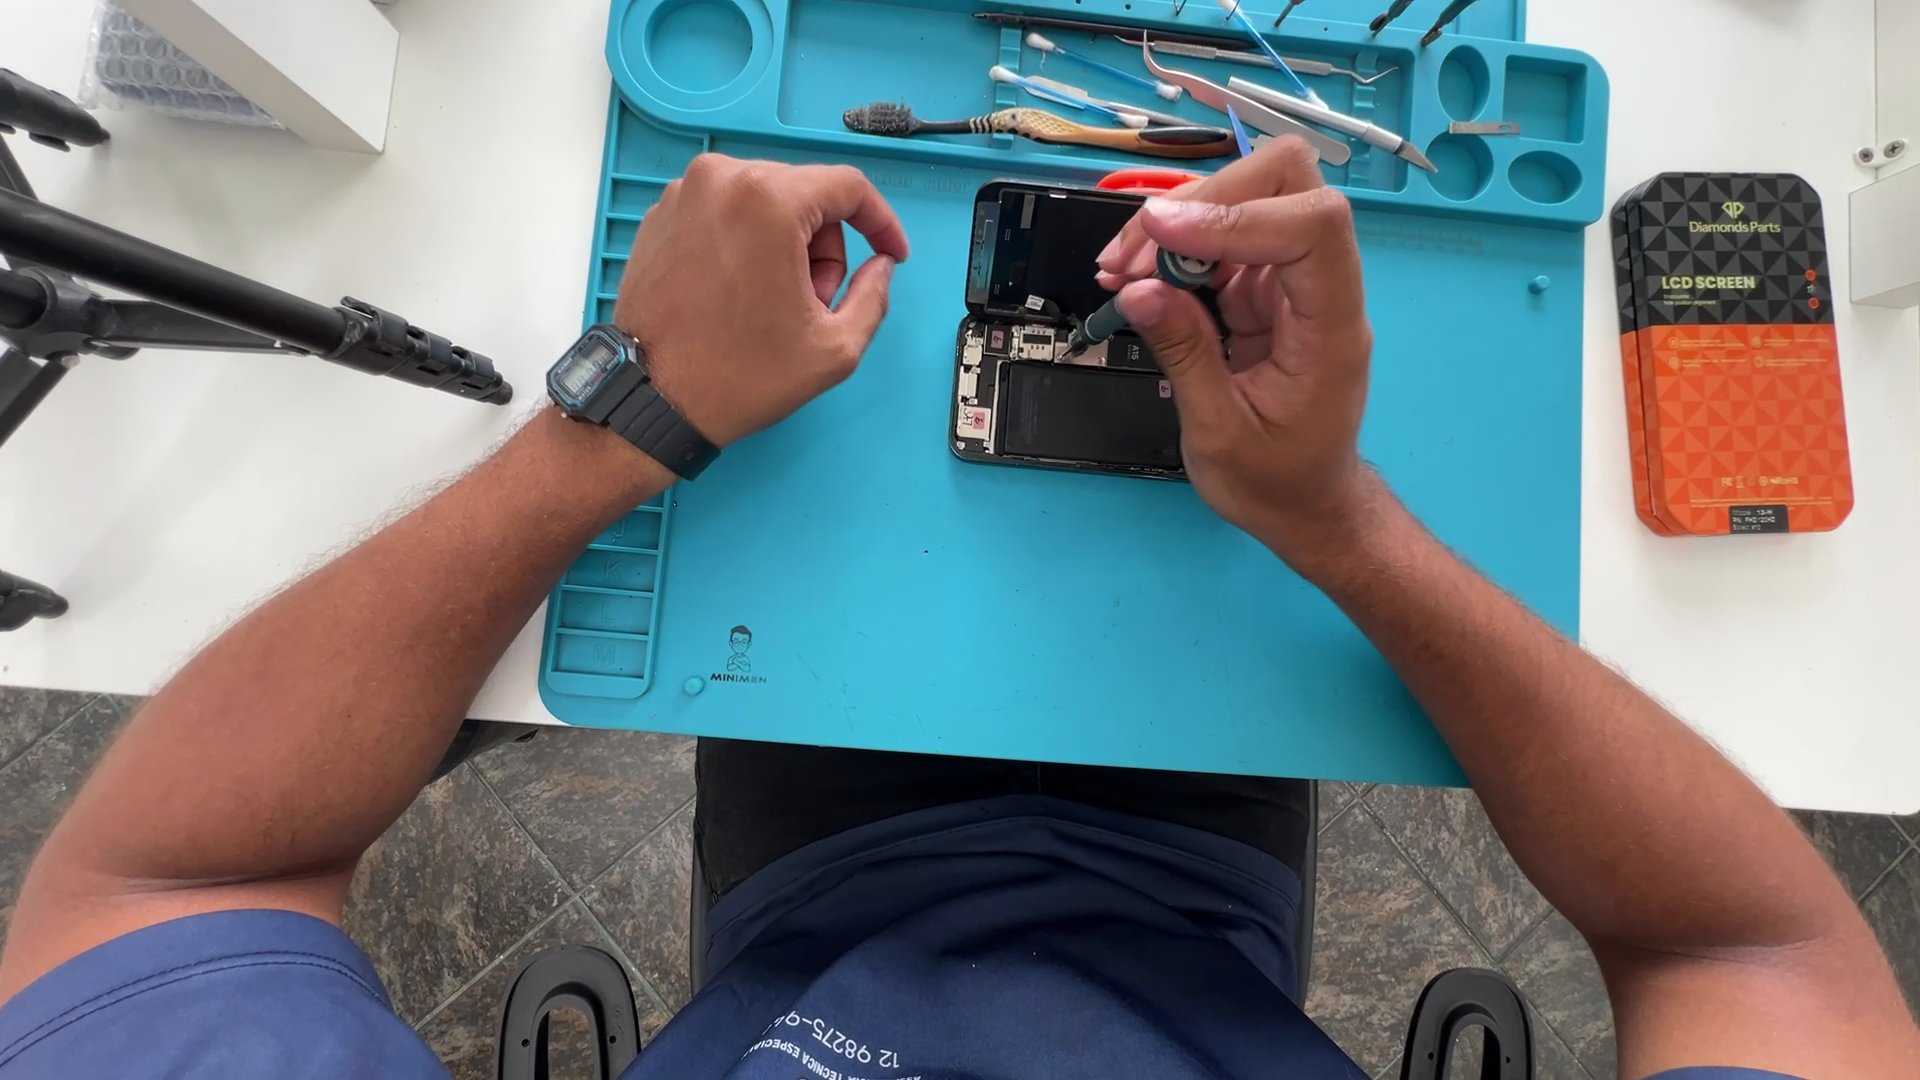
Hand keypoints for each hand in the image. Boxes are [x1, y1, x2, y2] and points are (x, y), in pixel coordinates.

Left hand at [611, 155, 910, 448]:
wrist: (656, 400)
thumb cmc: (745, 376)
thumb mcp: (836, 348)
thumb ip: (875, 296)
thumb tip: (881, 266)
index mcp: (769, 200)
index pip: (848, 186)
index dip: (882, 222)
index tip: (891, 255)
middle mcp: (722, 179)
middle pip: (807, 195)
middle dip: (826, 249)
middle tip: (816, 306)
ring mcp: (684, 194)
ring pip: (767, 203)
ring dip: (787, 249)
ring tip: (775, 307)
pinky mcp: (661, 216)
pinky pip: (728, 215)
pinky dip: (747, 247)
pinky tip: (742, 297)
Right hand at [1094, 138, 1374, 561]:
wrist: (1302, 503)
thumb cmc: (1274, 480)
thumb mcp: (1218, 431)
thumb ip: (1184, 355)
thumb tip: (1138, 290)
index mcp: (1332, 327)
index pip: (1312, 228)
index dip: (1235, 215)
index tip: (1156, 237)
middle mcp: (1320, 288)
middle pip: (1286, 182)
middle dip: (1203, 200)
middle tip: (1131, 255)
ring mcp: (1289, 285)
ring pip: (1245, 202)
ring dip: (1176, 224)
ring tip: (1116, 271)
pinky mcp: (1260, 293)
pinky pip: (1218, 245)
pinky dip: (1172, 252)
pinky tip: (1132, 280)